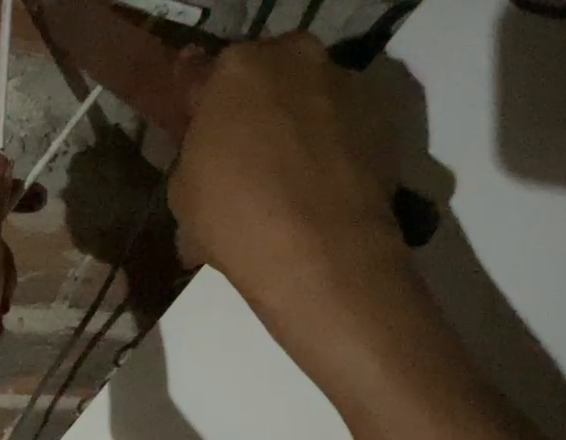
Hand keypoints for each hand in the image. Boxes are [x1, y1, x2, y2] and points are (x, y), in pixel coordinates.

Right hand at [170, 34, 403, 308]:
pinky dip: (331, 155)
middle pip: (267, 82)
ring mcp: (346, 86)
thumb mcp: (184, 194)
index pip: (206, 80)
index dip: (201, 114)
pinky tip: (318, 197)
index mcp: (237, 69)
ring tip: (287, 188)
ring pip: (310, 104)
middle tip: (244, 164)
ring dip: (297, 133)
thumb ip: (197, 157)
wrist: (318, 253)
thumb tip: (210, 160)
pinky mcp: (381, 121)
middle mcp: (296, 60)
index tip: (200, 142)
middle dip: (256, 116)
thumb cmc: (234, 217)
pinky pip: (343, 134)